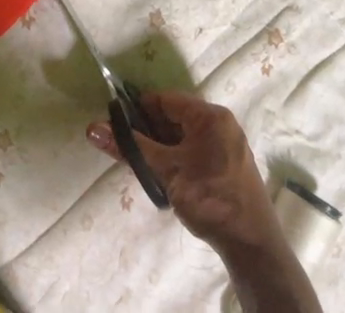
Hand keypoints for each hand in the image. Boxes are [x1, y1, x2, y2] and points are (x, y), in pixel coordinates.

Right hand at [87, 90, 275, 248]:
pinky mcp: (227, 164)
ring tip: (140, 162)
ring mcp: (226, 145)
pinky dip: (176, 156)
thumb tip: (92, 128)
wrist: (251, 244)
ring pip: (183, 135)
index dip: (138, 109)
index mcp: (209, 116)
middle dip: (148, 129)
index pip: (165, 99)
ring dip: (160, 145)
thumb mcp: (165, 170)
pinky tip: (162, 173)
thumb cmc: (209, 197)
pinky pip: (194, 149)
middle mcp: (220, 124)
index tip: (115, 123)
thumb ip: (130, 147)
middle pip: (174, 116)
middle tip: (125, 145)